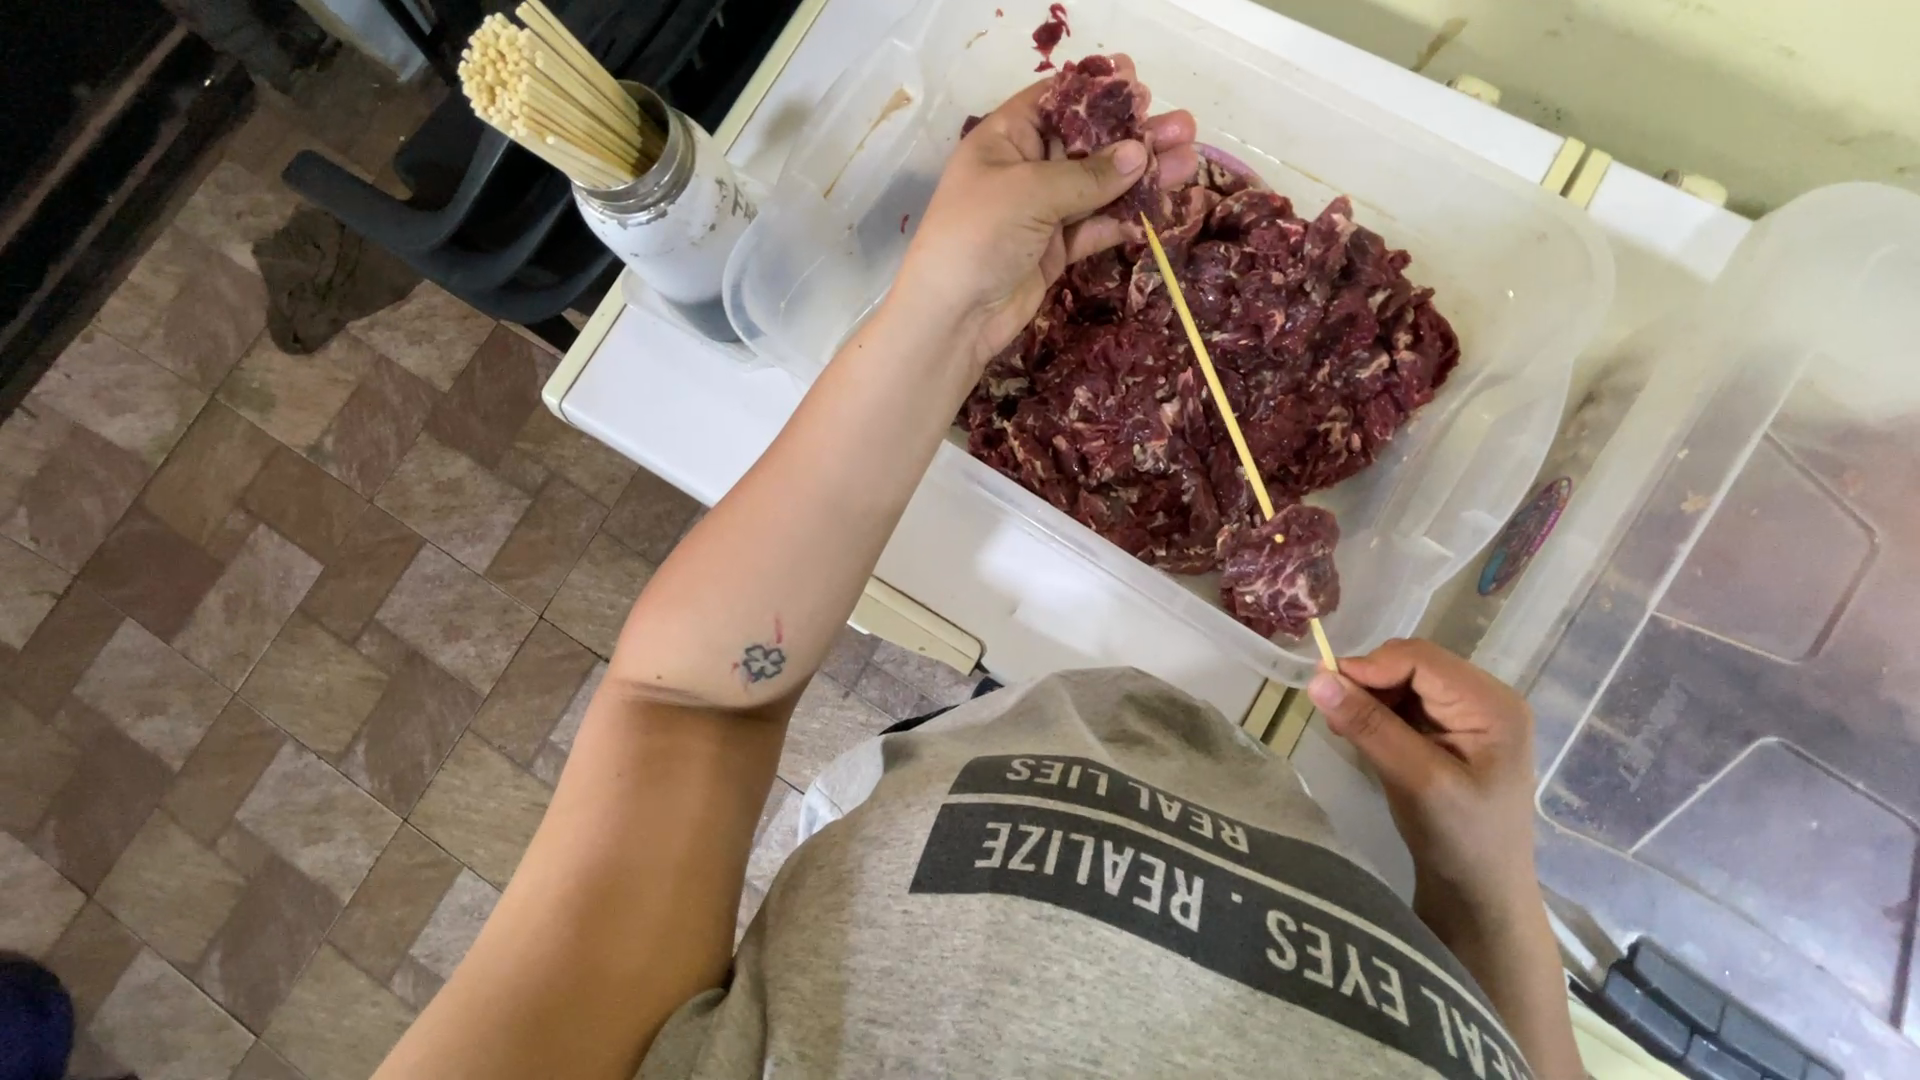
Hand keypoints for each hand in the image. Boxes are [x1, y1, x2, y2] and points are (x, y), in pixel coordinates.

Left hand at [889, 54, 1196, 371]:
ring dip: (1141, 178)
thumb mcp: (1030, 192)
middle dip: (1133, 136)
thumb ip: (1087, 175)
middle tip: (1183, 127)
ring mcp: (1039, 214)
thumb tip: (1140, 153)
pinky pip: (1094, 229)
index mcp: (1004, 140)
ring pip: (1097, 188)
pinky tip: (1157, 211)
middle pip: (1086, 144)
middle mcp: (1023, 171)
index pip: (1055, 103)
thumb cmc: (978, 236)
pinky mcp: (1053, 252)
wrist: (954, 317)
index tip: (1139, 86)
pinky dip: (1123, 221)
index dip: (1097, 94)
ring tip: (1187, 163)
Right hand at [1307, 640, 1540, 933]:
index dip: (1369, 666)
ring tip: (1346, 729)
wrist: (1480, 893)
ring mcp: (1468, 715)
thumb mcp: (1413, 779)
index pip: (1419, 659)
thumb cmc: (1459, 838)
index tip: (1324, 690)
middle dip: (1367, 682)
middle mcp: (1484, 699)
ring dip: (1368, 697)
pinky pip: (1403, 701)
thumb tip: (1317, 678)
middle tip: (1335, 717)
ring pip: (1402, 679)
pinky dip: (1375, 711)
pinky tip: (1362, 735)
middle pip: (1410, 664)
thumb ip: (1368, 725)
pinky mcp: (1450, 730)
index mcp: (1491, 705)